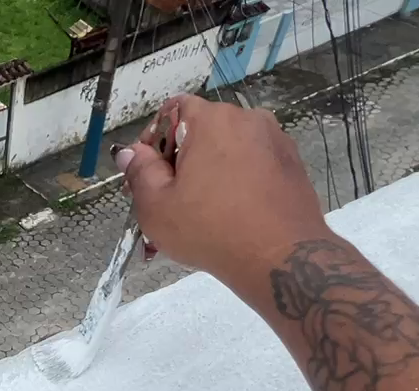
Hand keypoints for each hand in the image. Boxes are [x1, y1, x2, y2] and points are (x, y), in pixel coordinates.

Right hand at [116, 94, 335, 290]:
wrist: (276, 253)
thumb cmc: (207, 228)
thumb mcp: (156, 205)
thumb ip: (140, 172)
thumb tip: (129, 152)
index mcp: (210, 121)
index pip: (172, 110)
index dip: (152, 141)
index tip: (145, 176)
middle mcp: (246, 118)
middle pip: (200, 131)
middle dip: (178, 161)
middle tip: (164, 201)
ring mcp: (273, 138)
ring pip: (225, 150)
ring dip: (204, 174)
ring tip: (194, 214)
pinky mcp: (289, 161)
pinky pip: (249, 164)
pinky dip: (231, 182)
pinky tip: (225, 215)